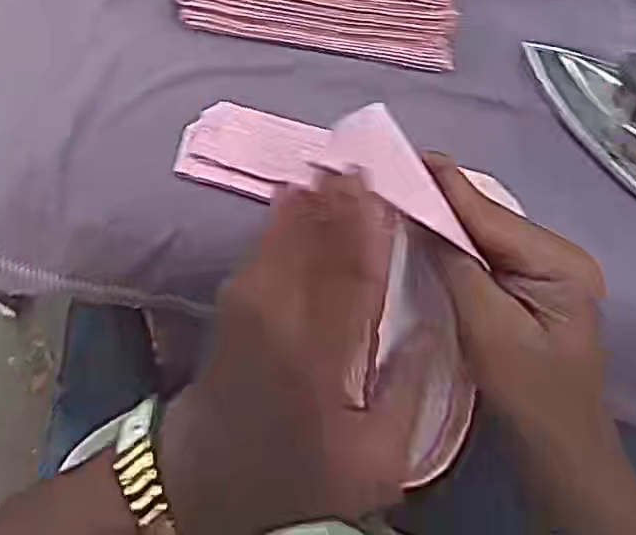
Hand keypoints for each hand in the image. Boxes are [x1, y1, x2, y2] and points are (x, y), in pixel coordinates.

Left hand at [158, 173, 428, 534]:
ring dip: (313, 200)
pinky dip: (283, 214)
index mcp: (322, 359)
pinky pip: (265, 244)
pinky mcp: (233, 295)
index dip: (370, 232)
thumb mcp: (374, 463)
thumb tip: (425, 328)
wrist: (209, 470)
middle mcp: (283, 318)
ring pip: (290, 237)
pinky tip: (294, 191)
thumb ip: (406, 395)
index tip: (384, 195)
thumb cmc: (300, 471)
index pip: (354, 279)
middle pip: (320, 247)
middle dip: (340, 203)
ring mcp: (250, 301)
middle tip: (359, 164)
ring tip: (332, 167)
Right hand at [426, 151, 607, 440]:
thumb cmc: (525, 391)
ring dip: (447, 215)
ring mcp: (550, 264)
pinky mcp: (534, 277)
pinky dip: (458, 235)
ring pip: (486, 229)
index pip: (489, 215)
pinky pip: (489, 245)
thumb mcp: (484, 324)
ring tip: (405, 191)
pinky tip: (431, 224)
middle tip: (396, 174)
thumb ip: (454, 260)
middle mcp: (561, 253)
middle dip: (442, 198)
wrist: (560, 448)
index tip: (408, 155)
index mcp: (560, 263)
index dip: (445, 185)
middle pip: (488, 217)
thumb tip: (421, 212)